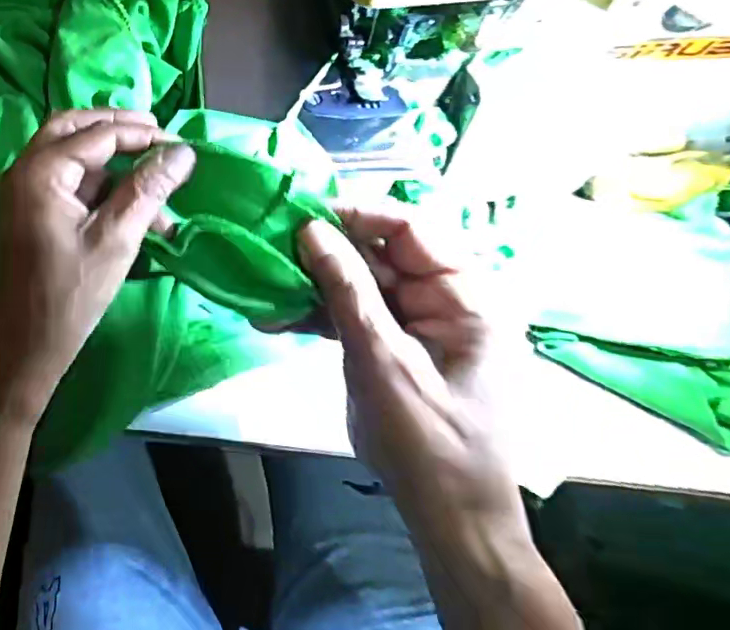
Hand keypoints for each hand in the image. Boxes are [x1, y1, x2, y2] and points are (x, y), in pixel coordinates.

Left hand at [0, 108, 197, 419]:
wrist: (24, 347)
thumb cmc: (70, 296)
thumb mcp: (116, 240)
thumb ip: (147, 190)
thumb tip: (183, 152)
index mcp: (39, 172)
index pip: (96, 135)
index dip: (141, 135)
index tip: (181, 144)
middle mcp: (22, 169)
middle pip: (73, 127)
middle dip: (117, 128)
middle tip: (159, 135)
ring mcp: (21, 188)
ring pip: (68, 151)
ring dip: (111, 158)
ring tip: (156, 174)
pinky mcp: (27, 206)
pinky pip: (64, 178)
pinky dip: (98, 183)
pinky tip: (135, 206)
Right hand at [295, 204, 523, 540]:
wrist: (447, 517)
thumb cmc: (430, 439)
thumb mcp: (384, 359)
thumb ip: (347, 289)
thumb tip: (310, 228)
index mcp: (465, 297)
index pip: (412, 228)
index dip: (357, 212)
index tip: (302, 212)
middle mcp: (440, 299)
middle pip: (375, 251)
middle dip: (321, 250)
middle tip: (269, 247)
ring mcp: (411, 321)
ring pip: (353, 279)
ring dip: (308, 283)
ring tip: (263, 287)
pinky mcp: (385, 341)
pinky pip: (345, 309)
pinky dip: (312, 311)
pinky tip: (274, 318)